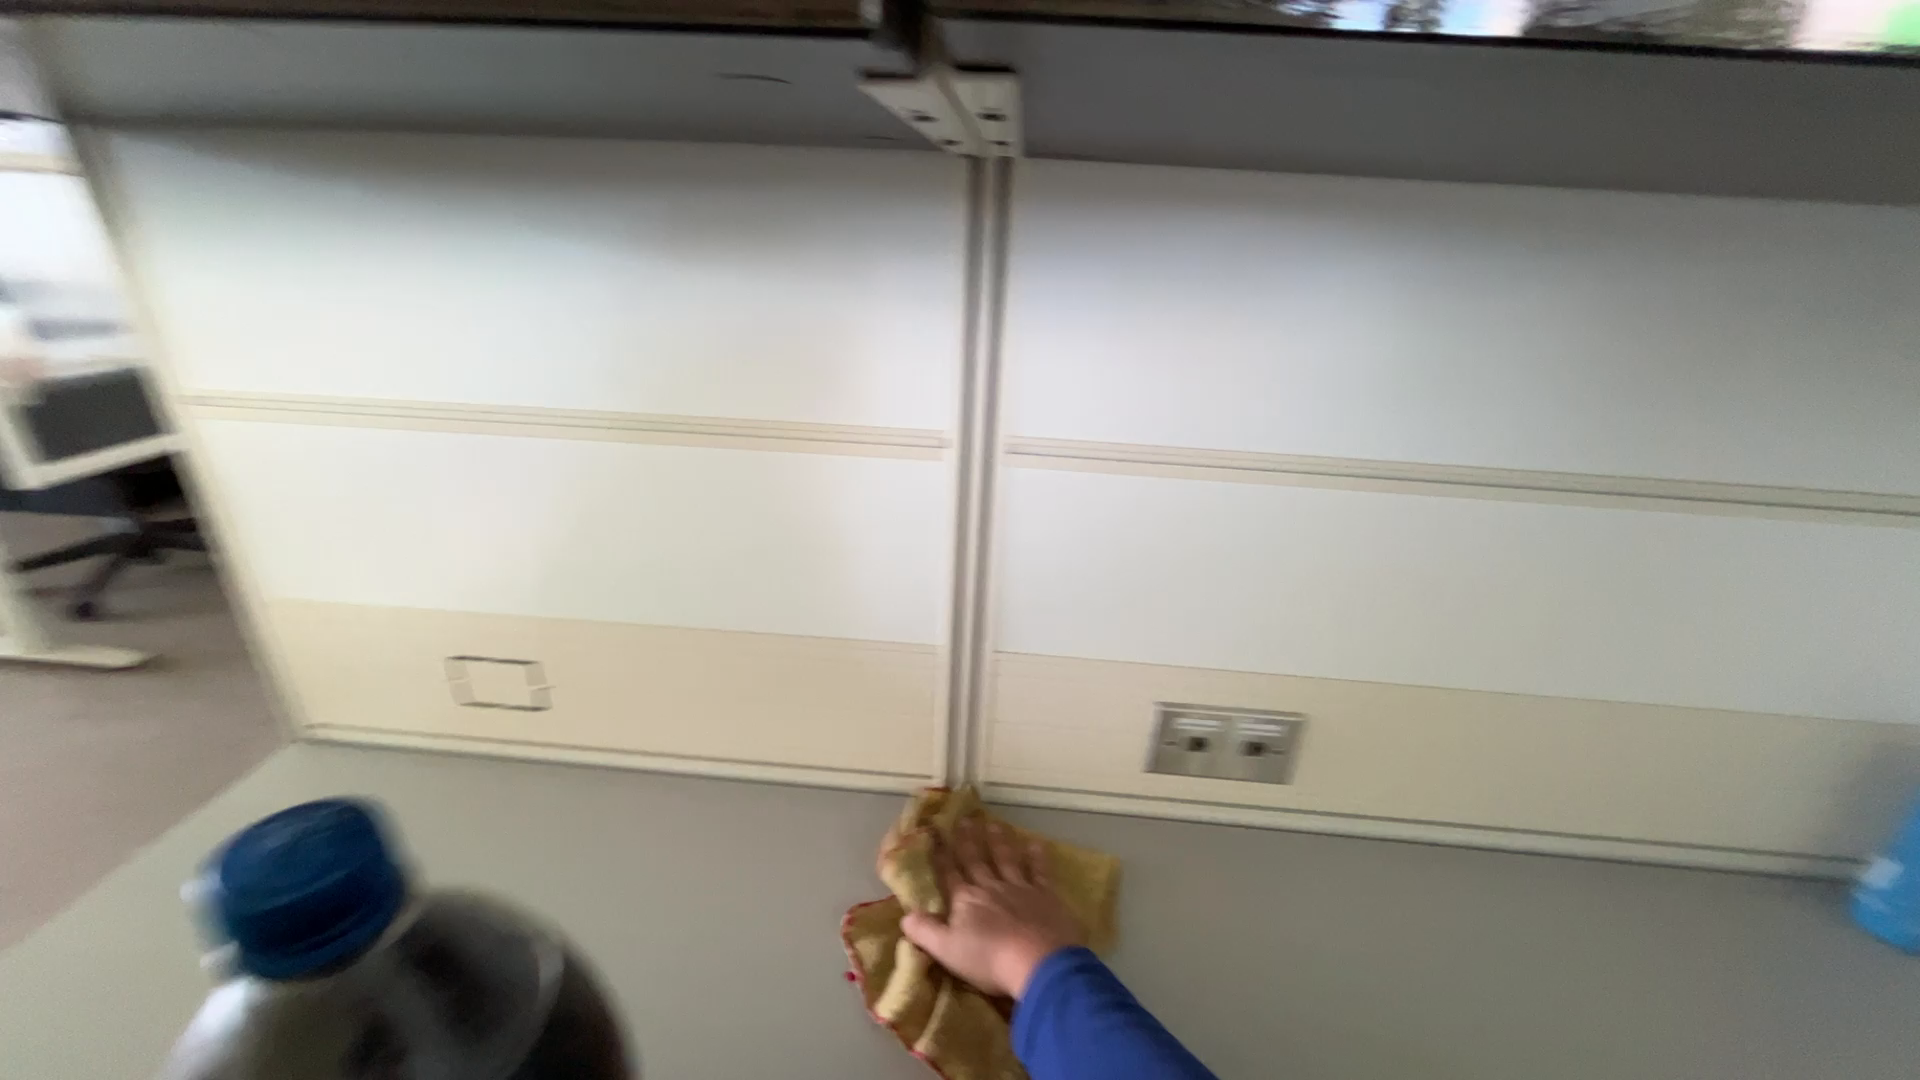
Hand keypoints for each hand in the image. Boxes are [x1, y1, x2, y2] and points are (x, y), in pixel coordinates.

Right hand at [900, 818, 1085, 999]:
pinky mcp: (1045, 894)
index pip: (949, 874)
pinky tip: (1036, 843)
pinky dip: (1037, 857)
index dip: (940, 855)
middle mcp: (990, 886)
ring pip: (1006, 859)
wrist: (1038, 961)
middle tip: (964, 819)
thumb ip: (925, 932)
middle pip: (976, 860)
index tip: (934, 833)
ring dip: (999, 841)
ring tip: (994, 823)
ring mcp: (1019, 888)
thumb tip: (904, 915)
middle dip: (968, 840)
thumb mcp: (947, 951)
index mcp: (966, 900)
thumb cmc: (989, 960)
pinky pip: (1039, 871)